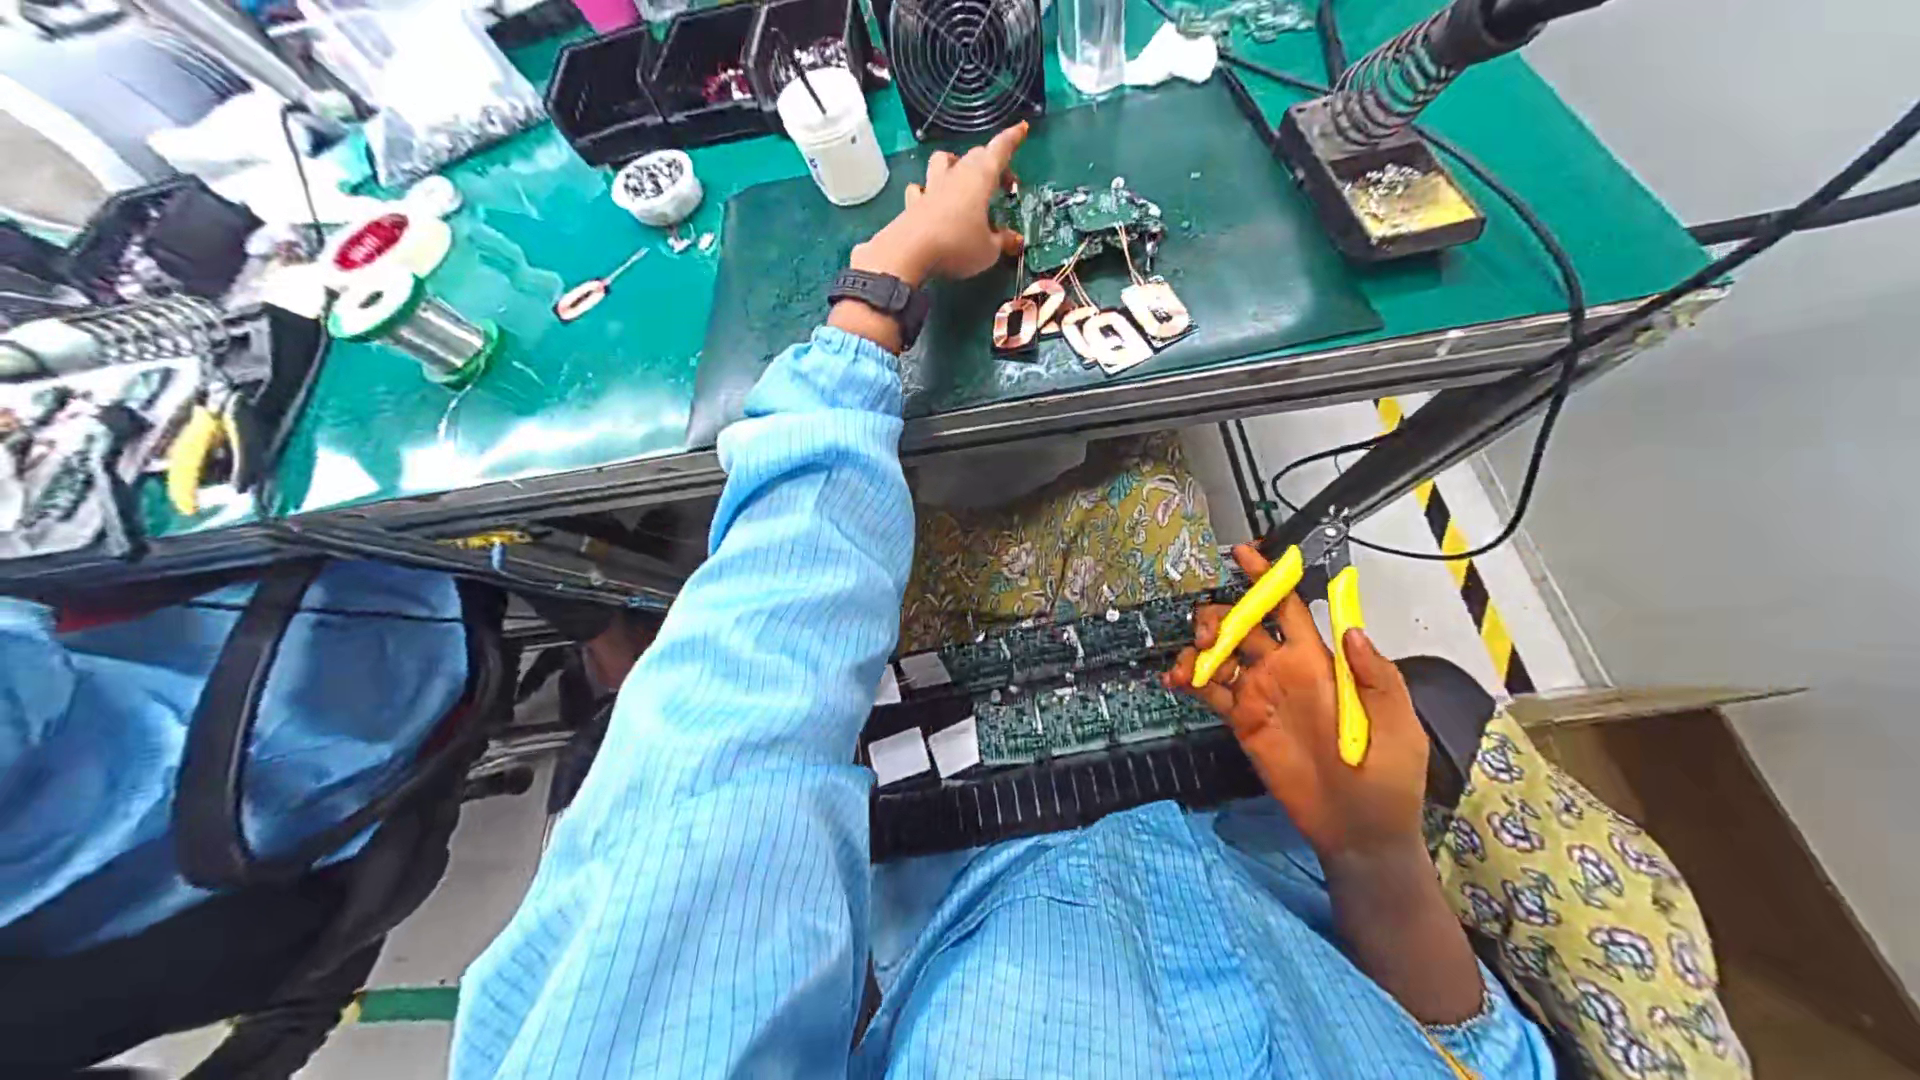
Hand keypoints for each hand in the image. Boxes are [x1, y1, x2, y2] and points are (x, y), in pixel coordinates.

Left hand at [849, 122, 1028, 285]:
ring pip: (943, 161)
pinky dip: (928, 192)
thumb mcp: (989, 251)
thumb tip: (1014, 240)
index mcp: (980, 178)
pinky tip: (929, 201)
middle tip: (1000, 183)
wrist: (909, 253)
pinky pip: (921, 189)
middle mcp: (956, 175)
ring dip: (954, 165)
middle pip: (975, 156)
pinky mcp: (913, 203)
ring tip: (960, 179)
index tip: (1022, 129)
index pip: (1000, 150)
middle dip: (990, 162)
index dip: (1012, 139)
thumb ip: (1003, 241)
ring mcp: (931, 187)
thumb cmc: (957, 247)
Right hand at [1165, 544, 1428, 860]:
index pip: (1287, 608)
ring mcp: (1257, 693)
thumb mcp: (1397, 726)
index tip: (1243, 555)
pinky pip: (1207, 689)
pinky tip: (1176, 681)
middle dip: (1220, 617)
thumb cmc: (1387, 778)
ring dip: (1199, 647)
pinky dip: (1187, 679)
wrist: (1357, 830)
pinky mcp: (1239, 719)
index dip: (1266, 579)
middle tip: (1210, 634)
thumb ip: (1377, 677)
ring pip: (1218, 653)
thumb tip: (1351, 630)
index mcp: (1319, 662)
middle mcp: (1282, 669)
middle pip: (1241, 624)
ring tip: (1191, 663)